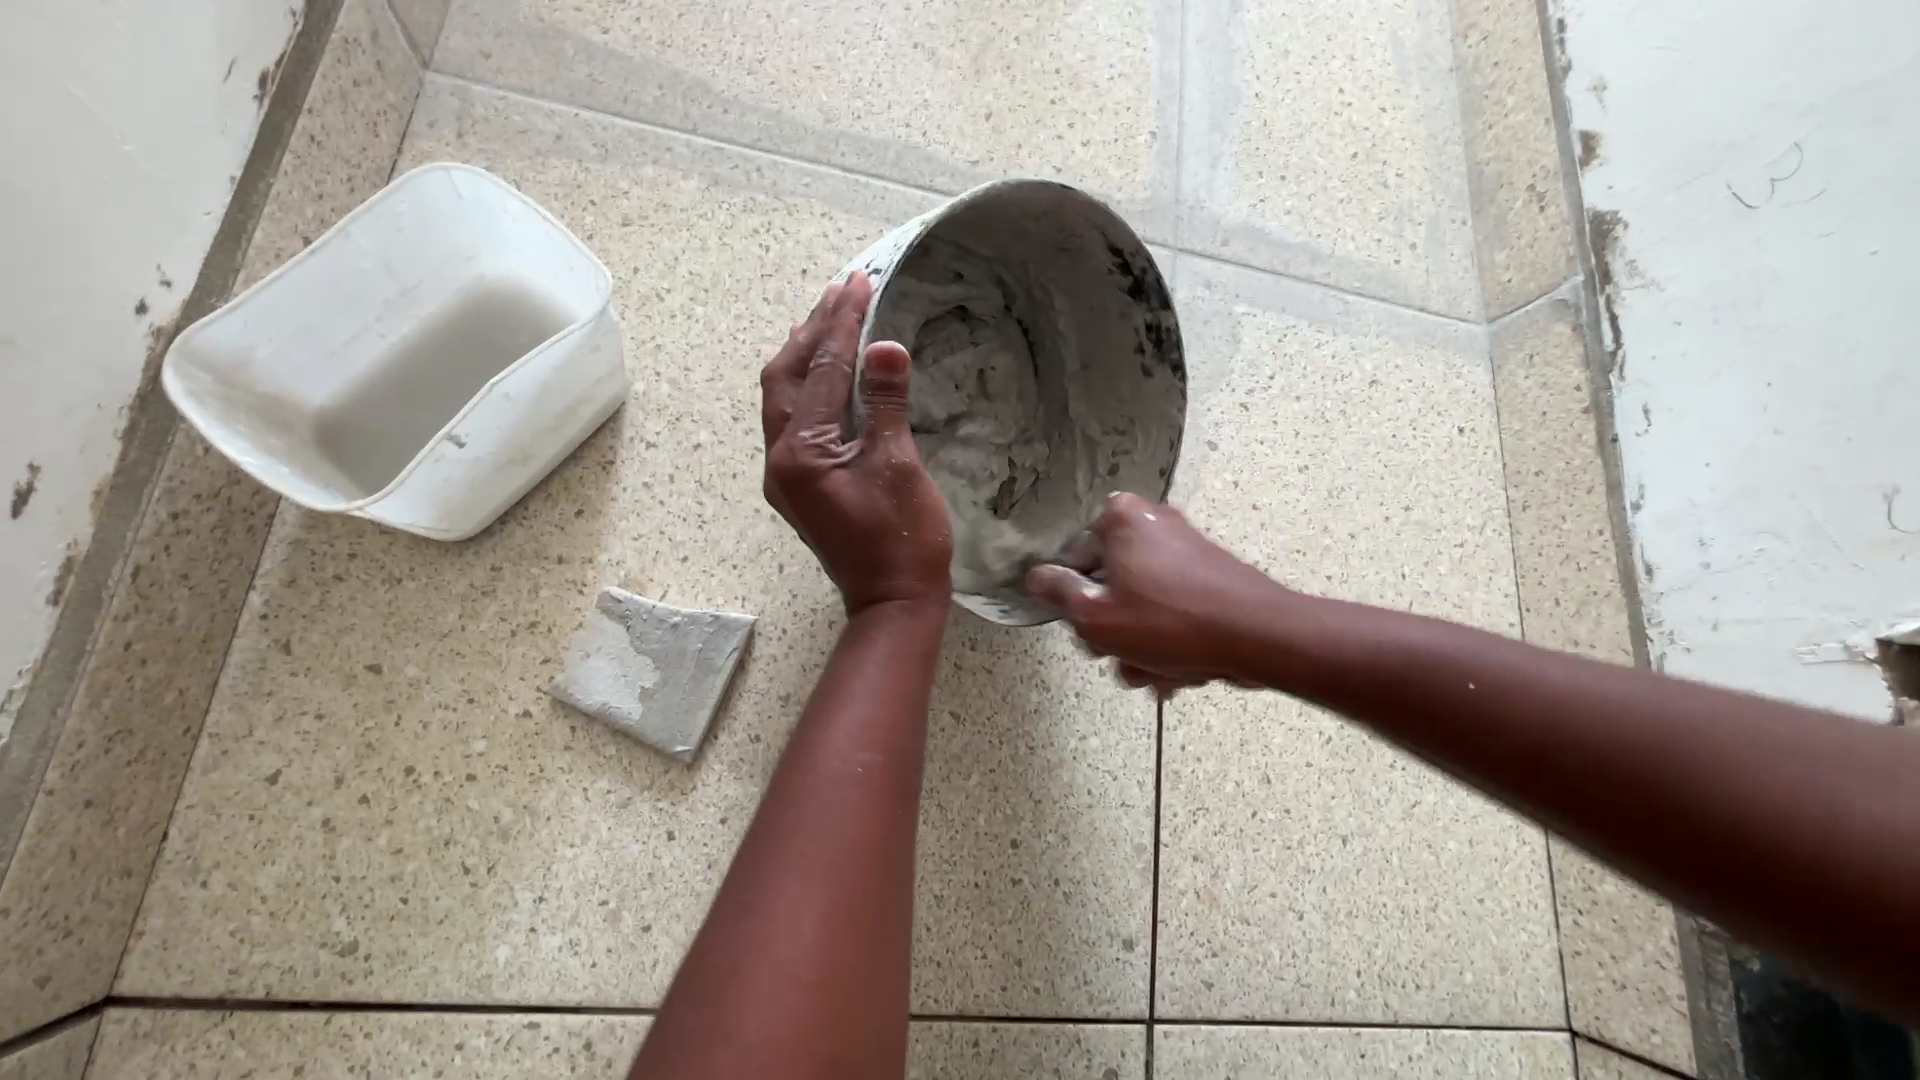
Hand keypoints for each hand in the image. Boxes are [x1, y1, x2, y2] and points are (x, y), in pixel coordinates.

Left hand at [761, 272, 952, 615]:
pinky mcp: (799, 485)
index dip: (841, 324)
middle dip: (813, 331)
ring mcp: (785, 474)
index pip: (822, 371)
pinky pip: (795, 420)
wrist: (893, 600)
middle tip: (843, 293)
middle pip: (786, 377)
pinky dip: (812, 387)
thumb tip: (884, 346)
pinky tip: (832, 373)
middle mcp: (780, 460)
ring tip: (834, 319)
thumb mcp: (900, 466)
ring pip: (785, 398)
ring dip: (808, 356)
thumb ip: (886, 403)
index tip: (860, 283)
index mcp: (801, 454)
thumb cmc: (904, 540)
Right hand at [1025, 493, 1285, 691]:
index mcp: (1120, 518)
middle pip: (1109, 582)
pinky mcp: (1210, 576)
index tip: (1086, 632)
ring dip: (1139, 643)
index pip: (1073, 559)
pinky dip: (1169, 638)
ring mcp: (1185, 548)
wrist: (1259, 637)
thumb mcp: (1094, 615)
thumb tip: (1035, 576)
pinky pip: (1172, 609)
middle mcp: (1153, 522)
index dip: (1074, 602)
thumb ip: (1057, 593)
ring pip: (1141, 603)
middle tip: (1118, 655)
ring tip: (1153, 672)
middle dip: (1112, 628)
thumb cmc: (1168, 623)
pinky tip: (1176, 671)